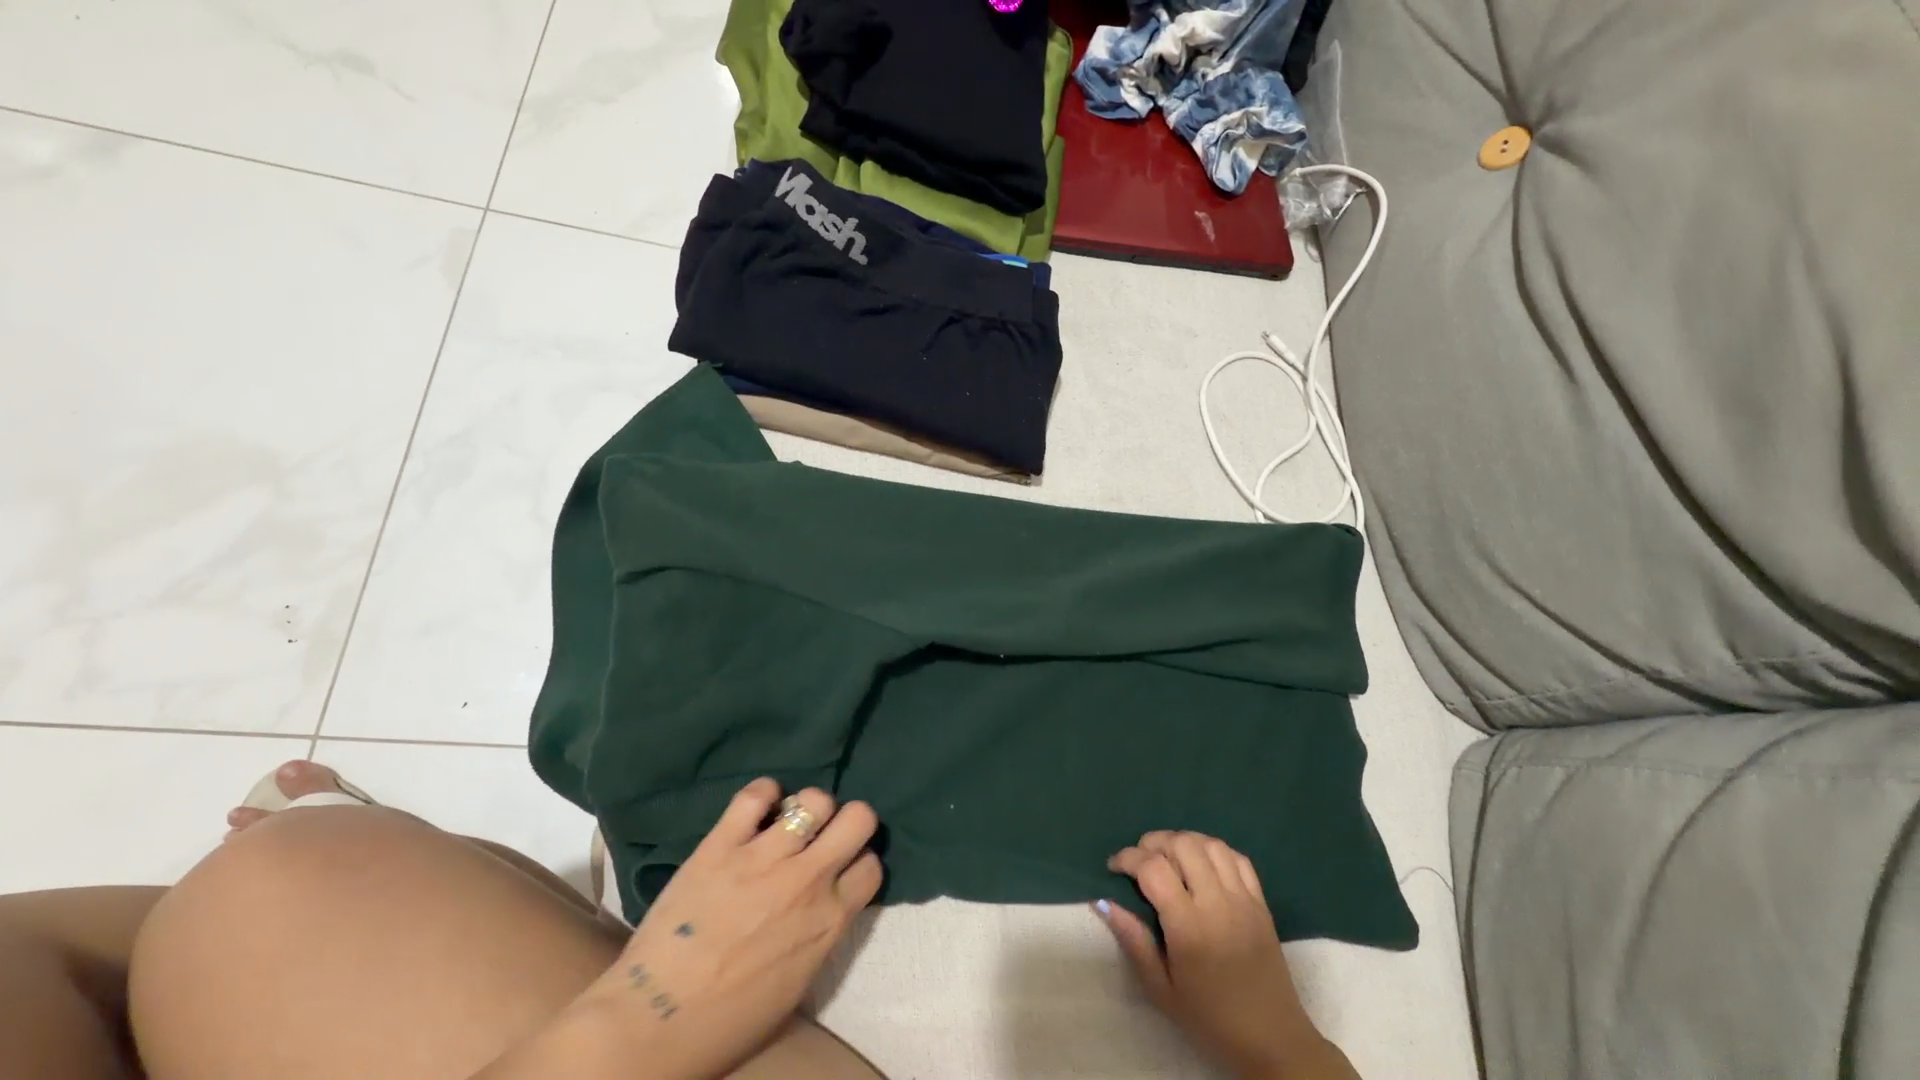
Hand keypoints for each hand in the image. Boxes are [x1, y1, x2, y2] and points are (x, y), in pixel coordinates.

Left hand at [583, 779, 882, 1079]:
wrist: (661, 1018)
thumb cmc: (733, 1018)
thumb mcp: (799, 983)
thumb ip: (821, 934)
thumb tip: (826, 906)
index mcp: (830, 919)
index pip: (871, 864)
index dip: (859, 861)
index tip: (843, 867)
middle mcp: (808, 879)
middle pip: (859, 817)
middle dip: (848, 821)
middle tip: (825, 835)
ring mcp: (764, 857)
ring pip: (814, 799)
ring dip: (806, 807)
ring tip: (787, 822)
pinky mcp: (721, 844)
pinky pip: (755, 795)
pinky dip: (763, 794)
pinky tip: (757, 807)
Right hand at [1098, 831, 1357, 1079]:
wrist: (1272, 1038)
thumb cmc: (1210, 1018)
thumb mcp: (1161, 990)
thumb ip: (1134, 941)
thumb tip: (1103, 902)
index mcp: (1188, 926)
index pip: (1153, 868)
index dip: (1128, 858)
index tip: (1114, 867)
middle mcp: (1217, 903)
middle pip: (1182, 845)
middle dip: (1154, 843)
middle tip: (1139, 860)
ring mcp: (1243, 899)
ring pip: (1211, 844)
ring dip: (1184, 841)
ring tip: (1168, 857)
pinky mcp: (1261, 902)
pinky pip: (1238, 858)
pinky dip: (1214, 850)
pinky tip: (1201, 863)